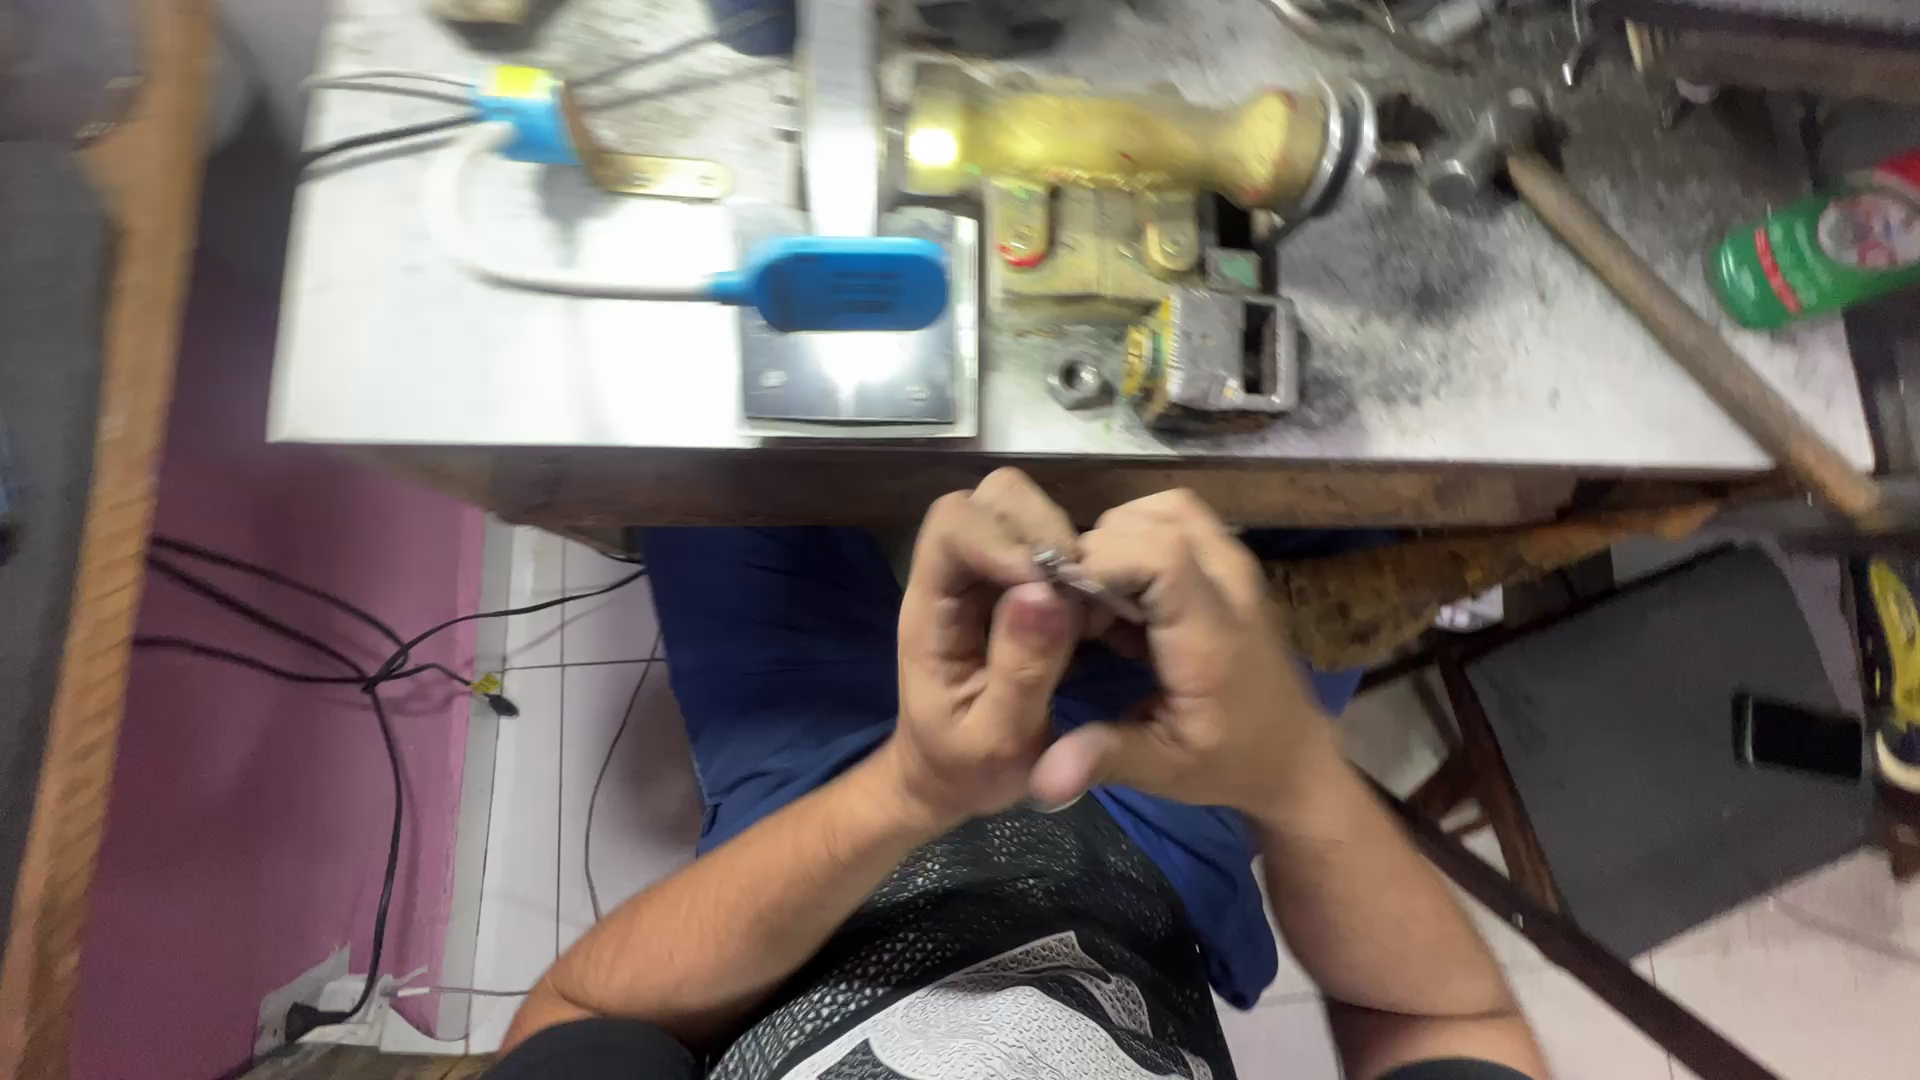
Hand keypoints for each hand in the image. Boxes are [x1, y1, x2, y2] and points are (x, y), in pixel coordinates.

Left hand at [888, 469, 1080, 824]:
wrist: (950, 777)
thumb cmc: (964, 765)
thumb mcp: (996, 738)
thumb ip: (1020, 669)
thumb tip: (1046, 591)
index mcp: (930, 609)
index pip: (952, 526)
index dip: (1002, 539)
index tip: (1049, 586)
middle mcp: (953, 577)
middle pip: (989, 499)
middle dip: (1041, 528)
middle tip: (1078, 587)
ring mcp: (984, 576)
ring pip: (1021, 510)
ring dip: (1062, 542)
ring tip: (1089, 600)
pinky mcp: (1013, 585)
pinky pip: (1047, 543)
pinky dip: (1076, 560)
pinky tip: (1093, 606)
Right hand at [1029, 490, 1341, 821]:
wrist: (1295, 756)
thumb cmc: (1229, 762)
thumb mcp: (1164, 771)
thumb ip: (1104, 758)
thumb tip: (1037, 777)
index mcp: (1212, 635)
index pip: (1158, 556)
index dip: (1100, 564)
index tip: (1065, 604)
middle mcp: (1230, 585)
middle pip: (1153, 521)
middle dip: (1099, 552)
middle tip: (1076, 604)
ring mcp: (1236, 566)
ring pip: (1166, 508)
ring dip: (1120, 536)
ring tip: (1100, 591)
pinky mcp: (1230, 562)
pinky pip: (1176, 517)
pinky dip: (1139, 533)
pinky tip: (1125, 586)